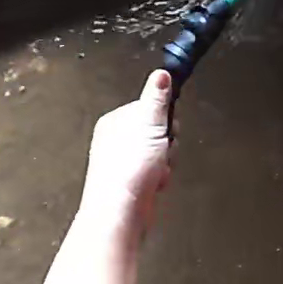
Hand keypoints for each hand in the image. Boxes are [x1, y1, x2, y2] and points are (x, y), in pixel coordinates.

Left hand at [82, 70, 174, 226]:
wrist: (121, 209)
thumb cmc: (129, 168)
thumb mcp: (150, 123)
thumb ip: (156, 97)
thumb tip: (161, 74)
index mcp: (115, 121)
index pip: (149, 107)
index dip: (164, 117)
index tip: (167, 125)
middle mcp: (116, 140)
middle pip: (157, 130)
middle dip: (167, 142)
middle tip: (162, 149)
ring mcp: (123, 161)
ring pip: (159, 152)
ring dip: (165, 162)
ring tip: (157, 170)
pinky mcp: (131, 181)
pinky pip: (156, 171)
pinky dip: (160, 177)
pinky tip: (155, 182)